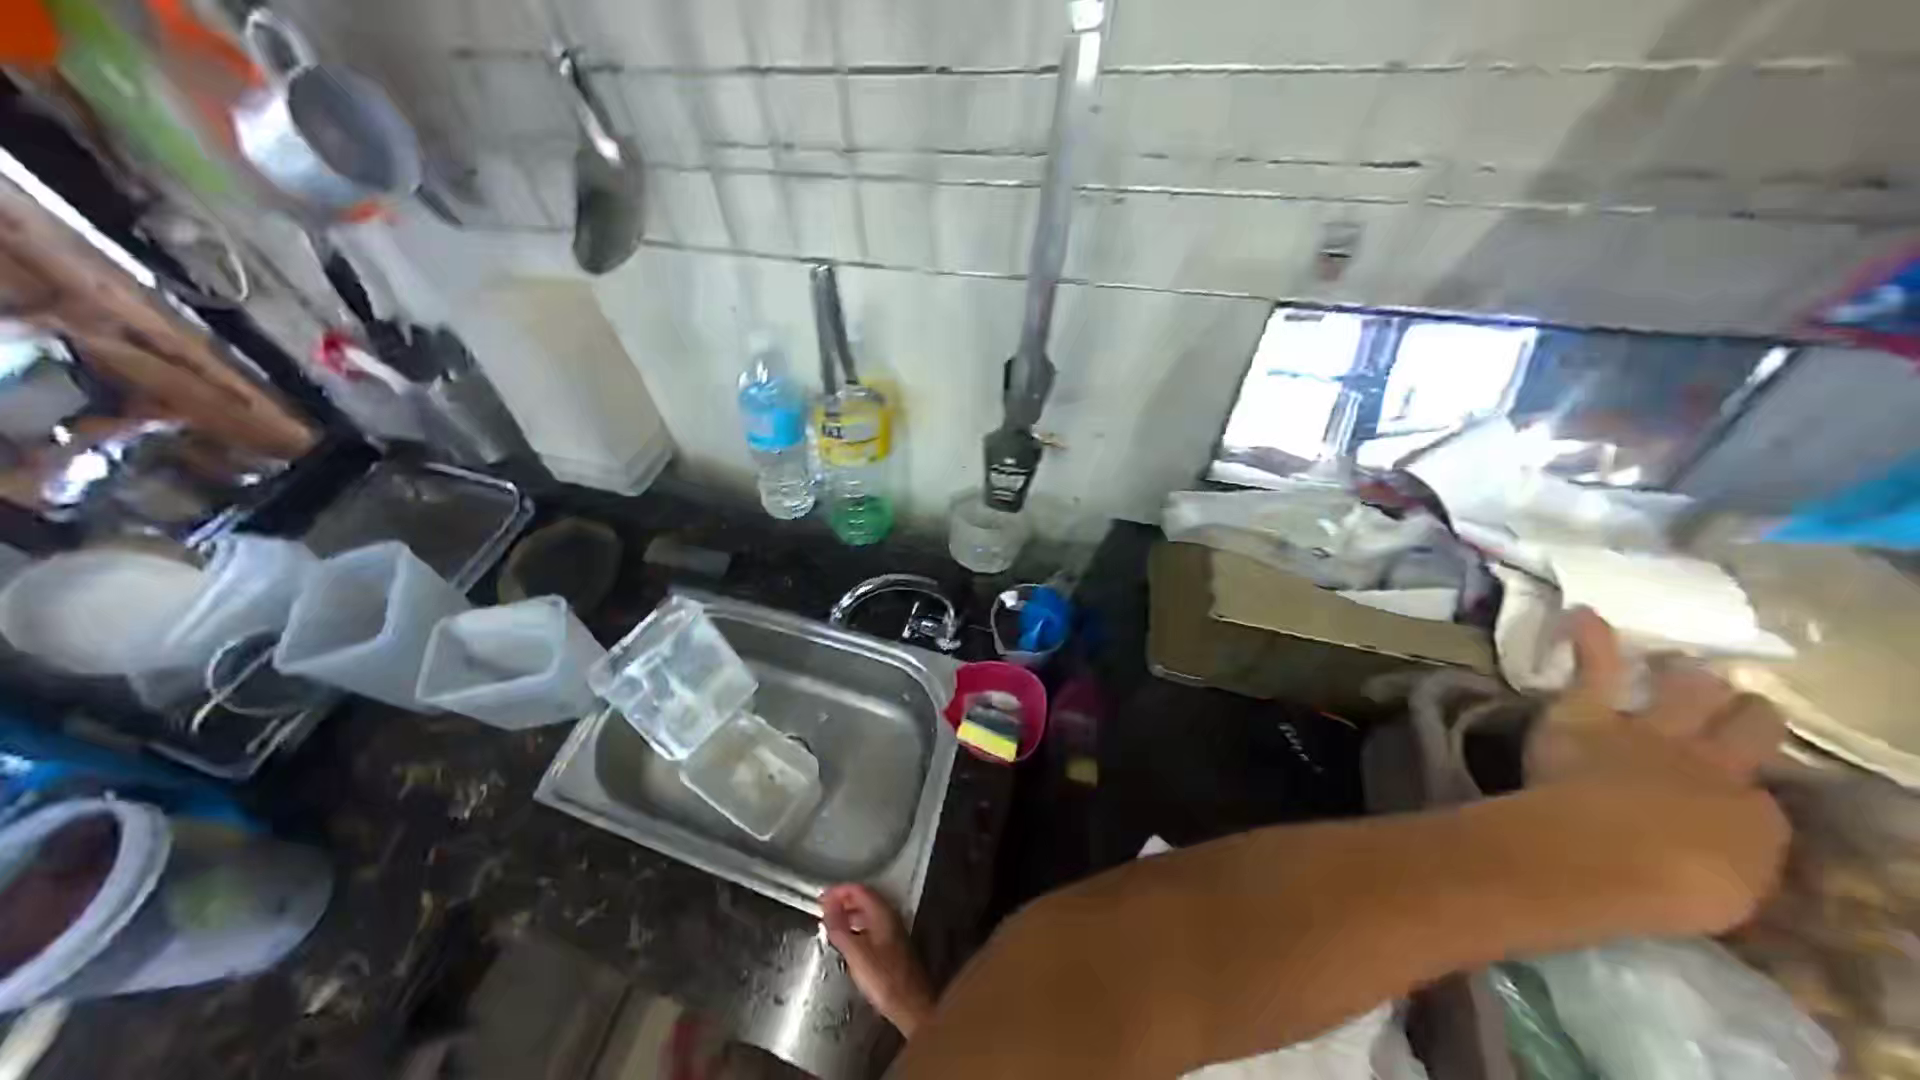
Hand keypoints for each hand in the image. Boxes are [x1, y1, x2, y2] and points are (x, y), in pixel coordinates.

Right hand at [822, 884, 936, 1036]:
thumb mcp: (855, 952)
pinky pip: (870, 924)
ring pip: (867, 911)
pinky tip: (847, 938)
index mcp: (882, 913)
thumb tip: (828, 908)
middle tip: (824, 907)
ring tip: (831, 922)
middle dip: (842, 899)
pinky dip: (856, 924)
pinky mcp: (892, 944)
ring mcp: (892, 929)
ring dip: (849, 912)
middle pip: (864, 897)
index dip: (838, 890)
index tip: (822, 897)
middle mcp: (889, 916)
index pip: (858, 889)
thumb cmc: (884, 978)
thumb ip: (839, 928)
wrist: (910, 1003)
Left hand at [1521, 609, 1790, 936]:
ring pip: (1684, 692)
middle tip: (1739, 706)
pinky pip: (1594, 669)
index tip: (1732, 797)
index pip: (1762, 801)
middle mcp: (1709, 764)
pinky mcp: (1587, 713)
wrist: (1612, 850)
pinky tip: (1583, 614)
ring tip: (1684, 667)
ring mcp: (1647, 731)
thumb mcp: (1725, 890)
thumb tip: (1716, 842)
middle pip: (1744, 729)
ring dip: (1686, 679)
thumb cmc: (1669, 887)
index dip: (1744, 795)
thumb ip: (1725, 857)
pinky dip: (1590, 641)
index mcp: (1751, 818)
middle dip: (1744, 716)